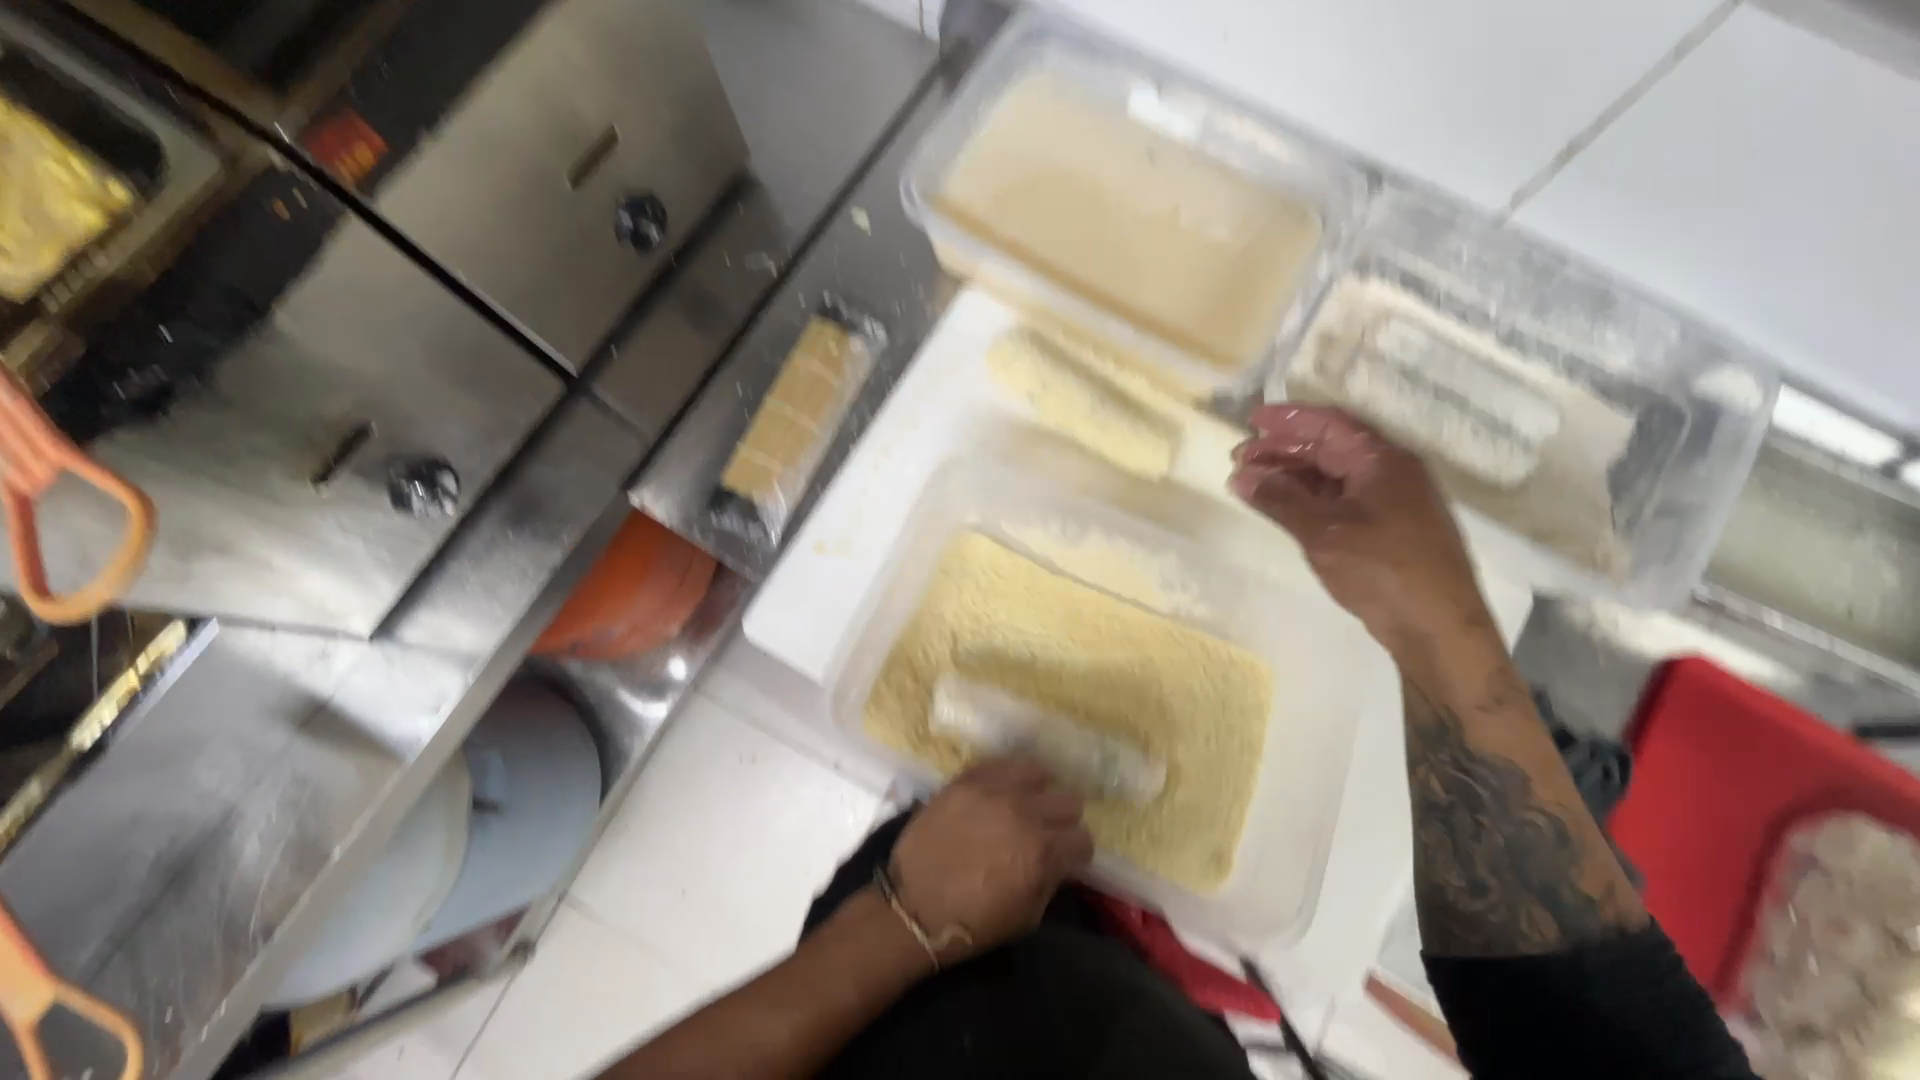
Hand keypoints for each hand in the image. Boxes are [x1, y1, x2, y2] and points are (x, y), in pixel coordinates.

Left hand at [888, 758, 1093, 963]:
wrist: (914, 907)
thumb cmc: (973, 922)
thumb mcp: (1027, 917)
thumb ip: (1051, 881)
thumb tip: (1061, 862)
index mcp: (1042, 853)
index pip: (1083, 839)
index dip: (1077, 852)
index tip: (1066, 857)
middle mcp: (1024, 814)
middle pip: (1068, 801)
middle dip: (1062, 820)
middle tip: (1047, 831)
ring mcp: (993, 792)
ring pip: (1038, 772)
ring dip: (1038, 791)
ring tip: (1026, 803)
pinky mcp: (966, 781)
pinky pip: (1000, 764)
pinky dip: (1007, 776)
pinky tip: (1002, 790)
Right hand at [1229, 404, 1497, 654]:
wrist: (1437, 626)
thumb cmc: (1383, 568)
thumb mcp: (1323, 531)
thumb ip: (1280, 499)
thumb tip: (1241, 476)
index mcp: (1383, 460)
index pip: (1330, 423)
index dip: (1289, 419)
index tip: (1252, 420)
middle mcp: (1391, 472)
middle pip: (1331, 448)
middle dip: (1284, 450)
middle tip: (1241, 458)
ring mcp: (1392, 502)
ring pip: (1334, 475)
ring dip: (1293, 476)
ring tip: (1253, 484)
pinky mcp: (1388, 529)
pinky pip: (1341, 499)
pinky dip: (1309, 499)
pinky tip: (1284, 509)